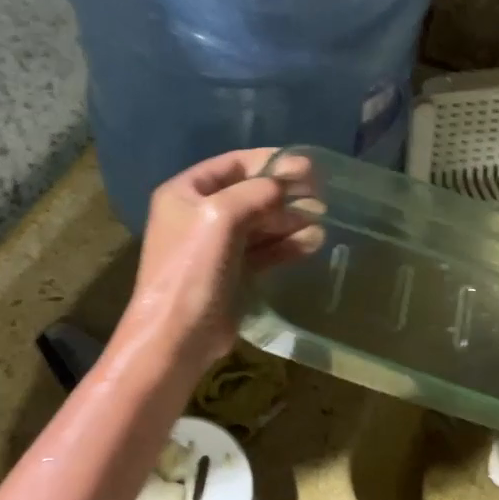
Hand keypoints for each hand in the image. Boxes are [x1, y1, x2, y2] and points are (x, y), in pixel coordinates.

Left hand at [123, 148, 320, 368]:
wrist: (176, 338)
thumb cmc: (193, 268)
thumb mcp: (223, 215)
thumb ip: (258, 191)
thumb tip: (287, 184)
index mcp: (186, 193)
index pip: (234, 164)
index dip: (271, 161)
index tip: (307, 166)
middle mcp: (200, 214)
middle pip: (250, 194)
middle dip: (285, 193)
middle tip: (320, 195)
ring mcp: (216, 246)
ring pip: (261, 223)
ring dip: (291, 219)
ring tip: (322, 218)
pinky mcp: (233, 273)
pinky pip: (265, 250)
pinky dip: (288, 244)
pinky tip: (313, 242)